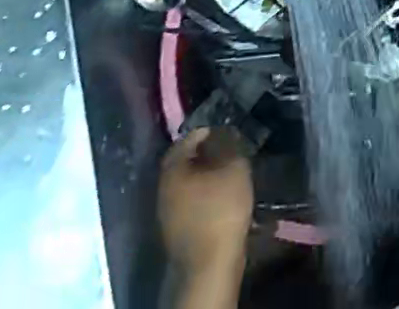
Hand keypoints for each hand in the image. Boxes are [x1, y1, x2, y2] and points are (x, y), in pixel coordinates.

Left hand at [158, 127, 253, 276]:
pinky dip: (205, 194)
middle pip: (186, 161)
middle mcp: (163, 187)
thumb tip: (228, 133)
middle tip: (228, 151)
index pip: (188, 138)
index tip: (227, 132)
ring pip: (188, 182)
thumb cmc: (221, 209)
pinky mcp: (176, 230)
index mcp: (173, 168)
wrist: (210, 266)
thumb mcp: (235, 169)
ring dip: (206, 175)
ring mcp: (167, 211)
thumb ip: (232, 146)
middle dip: (206, 153)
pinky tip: (222, 197)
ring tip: (228, 173)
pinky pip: (191, 201)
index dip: (208, 131)